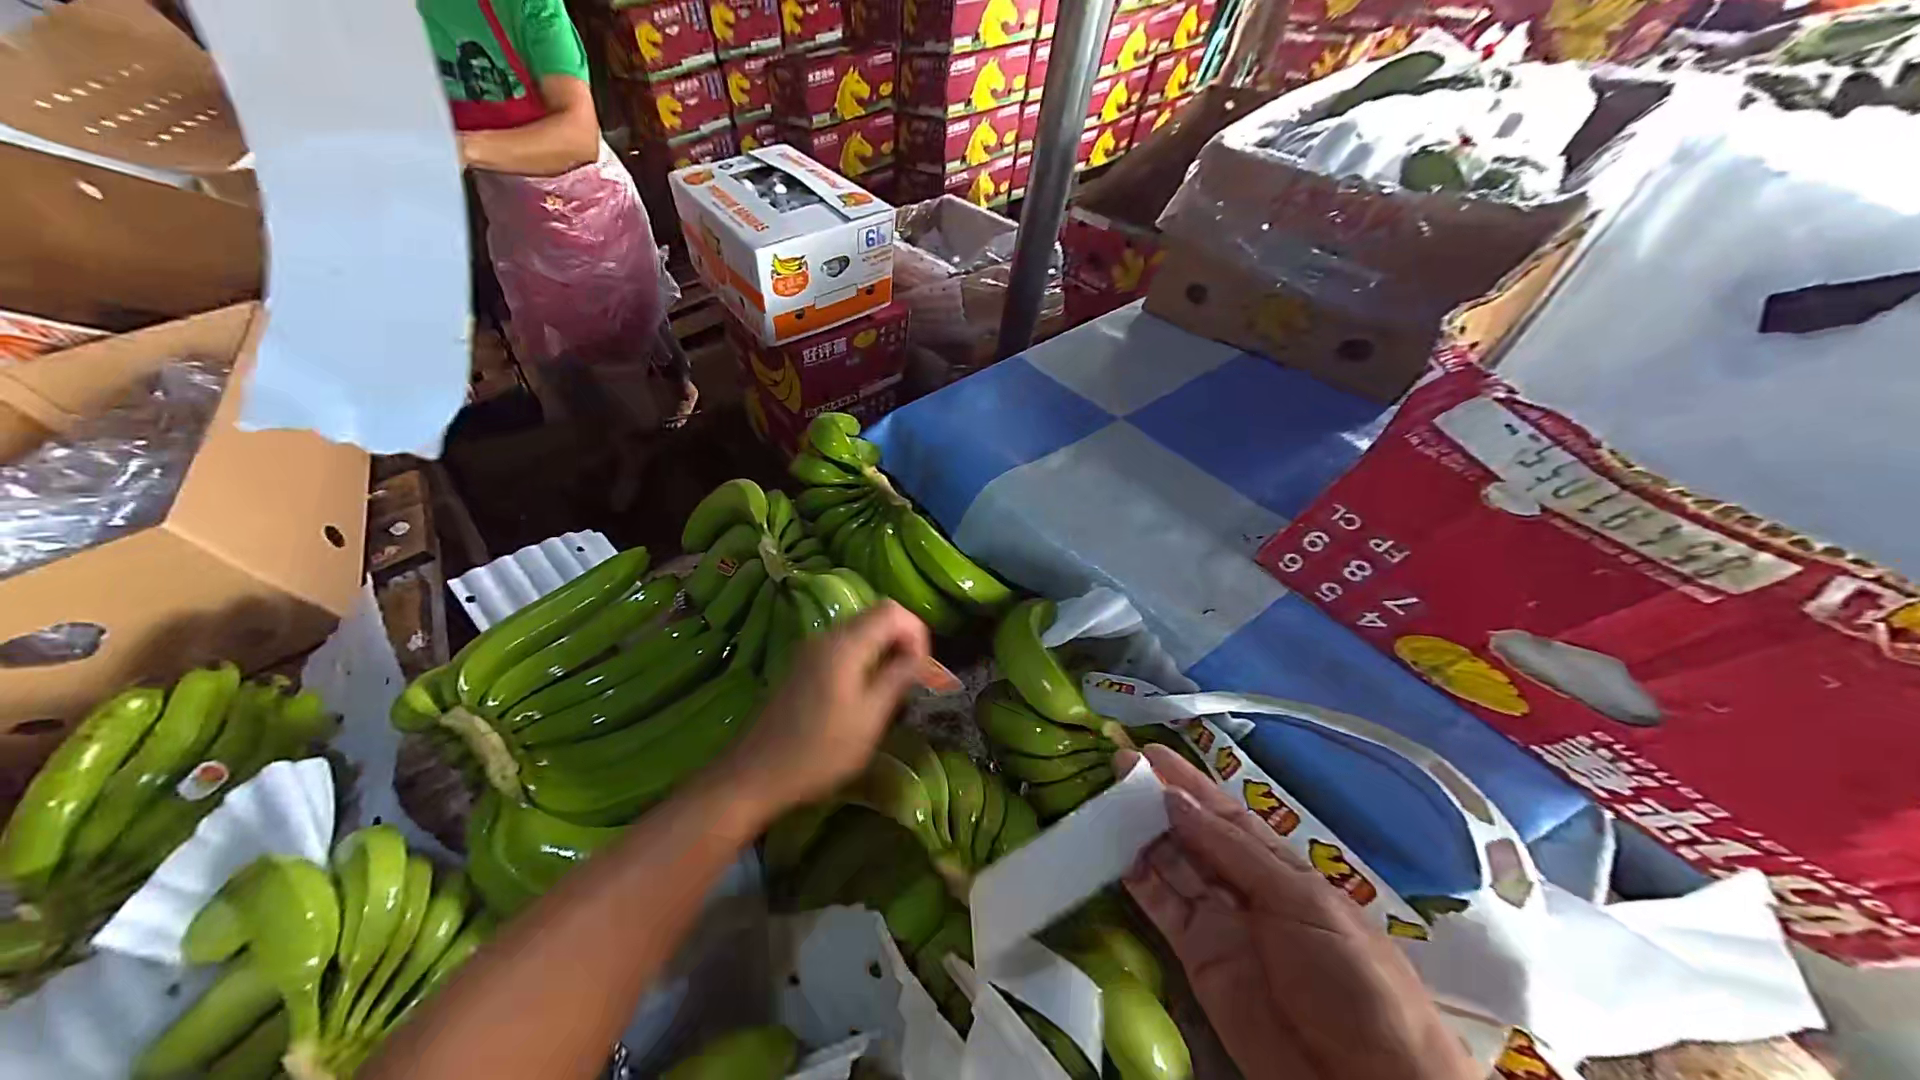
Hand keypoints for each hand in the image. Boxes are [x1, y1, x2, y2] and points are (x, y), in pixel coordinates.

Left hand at [719, 601, 930, 815]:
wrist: (755, 774)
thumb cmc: (819, 751)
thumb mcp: (869, 719)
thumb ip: (898, 679)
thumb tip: (922, 657)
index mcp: (845, 645)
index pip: (893, 611)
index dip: (917, 632)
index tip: (923, 669)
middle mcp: (827, 637)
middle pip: (876, 615)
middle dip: (903, 640)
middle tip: (914, 680)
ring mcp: (811, 650)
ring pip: (861, 631)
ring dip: (885, 650)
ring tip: (894, 689)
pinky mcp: (803, 665)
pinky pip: (844, 646)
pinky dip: (865, 658)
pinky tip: (866, 693)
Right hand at [1119, 744, 1478, 1079]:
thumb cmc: (1353, 981)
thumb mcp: (1304, 903)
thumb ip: (1236, 852)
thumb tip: (1178, 801)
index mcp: (1281, 867)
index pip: (1226, 814)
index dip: (1188, 783)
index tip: (1150, 754)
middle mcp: (1245, 887)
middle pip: (1193, 834)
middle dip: (1157, 801)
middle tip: (1118, 768)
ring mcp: (1218, 922)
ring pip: (1172, 865)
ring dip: (1140, 834)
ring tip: (1105, 801)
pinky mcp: (1196, 957)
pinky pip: (1162, 908)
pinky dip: (1138, 880)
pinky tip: (1113, 853)